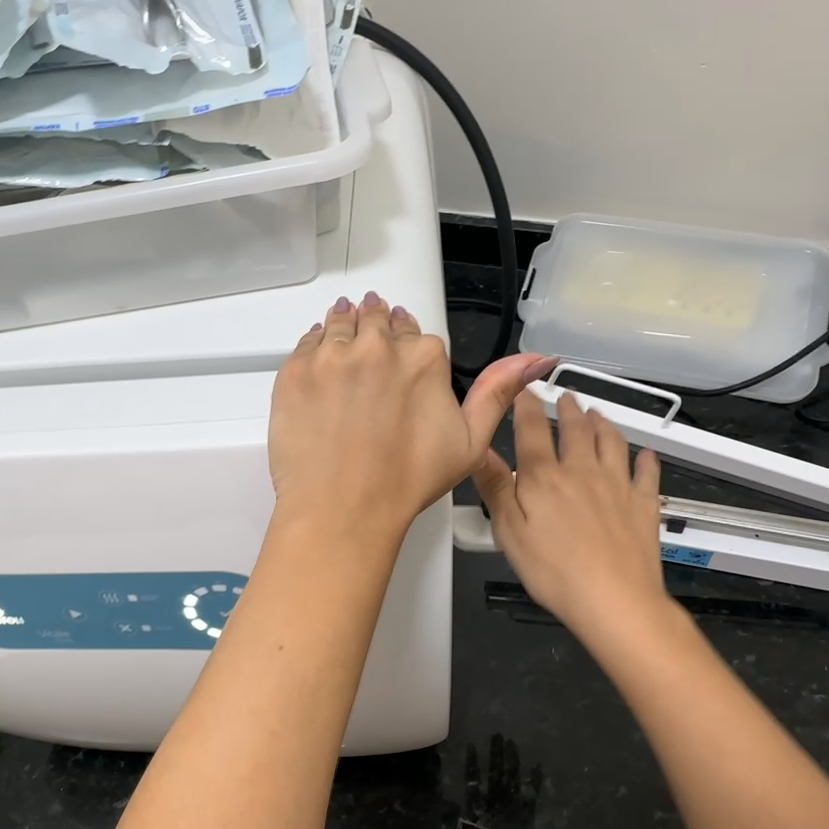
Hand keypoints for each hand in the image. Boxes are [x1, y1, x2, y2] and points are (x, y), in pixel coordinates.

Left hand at [269, 291, 551, 539]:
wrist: (343, 510)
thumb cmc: (404, 484)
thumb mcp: (469, 442)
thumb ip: (498, 392)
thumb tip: (533, 360)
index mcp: (423, 358)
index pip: (413, 330)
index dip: (406, 343)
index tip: (400, 357)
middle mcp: (377, 346)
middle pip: (375, 318)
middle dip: (374, 328)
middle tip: (369, 351)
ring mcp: (332, 356)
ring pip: (338, 322)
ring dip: (342, 329)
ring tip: (343, 351)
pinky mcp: (295, 371)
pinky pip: (305, 343)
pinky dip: (313, 350)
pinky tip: (319, 371)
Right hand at [472, 390, 671, 629]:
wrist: (614, 599)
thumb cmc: (553, 570)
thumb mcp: (509, 531)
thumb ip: (496, 487)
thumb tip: (480, 449)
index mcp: (545, 478)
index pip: (532, 431)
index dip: (527, 407)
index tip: (524, 390)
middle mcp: (582, 471)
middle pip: (576, 430)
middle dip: (568, 409)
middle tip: (565, 396)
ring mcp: (618, 486)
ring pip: (611, 443)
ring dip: (603, 424)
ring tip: (597, 413)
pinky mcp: (644, 505)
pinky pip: (647, 473)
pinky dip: (646, 459)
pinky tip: (645, 454)